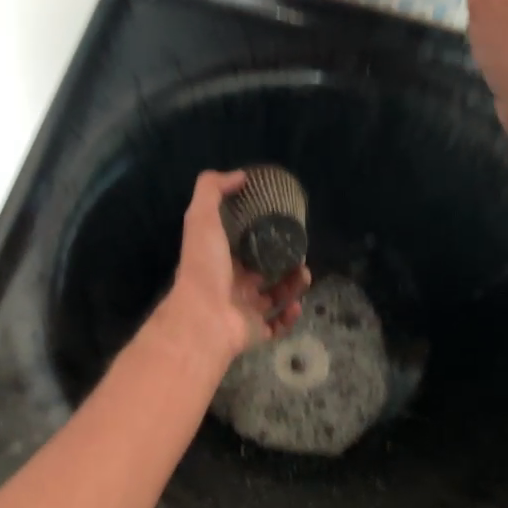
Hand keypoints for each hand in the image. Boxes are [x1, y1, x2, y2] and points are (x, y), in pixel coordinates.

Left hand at [156, 171, 310, 365]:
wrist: (204, 318)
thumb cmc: (204, 266)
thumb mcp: (202, 217)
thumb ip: (213, 190)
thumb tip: (240, 175)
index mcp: (218, 260)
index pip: (240, 245)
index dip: (260, 235)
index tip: (281, 224)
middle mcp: (230, 285)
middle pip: (262, 272)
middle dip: (285, 262)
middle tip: (301, 253)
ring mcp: (242, 311)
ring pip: (274, 297)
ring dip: (293, 286)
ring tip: (305, 275)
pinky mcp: (255, 332)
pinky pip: (277, 325)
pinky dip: (289, 316)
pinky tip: (296, 305)